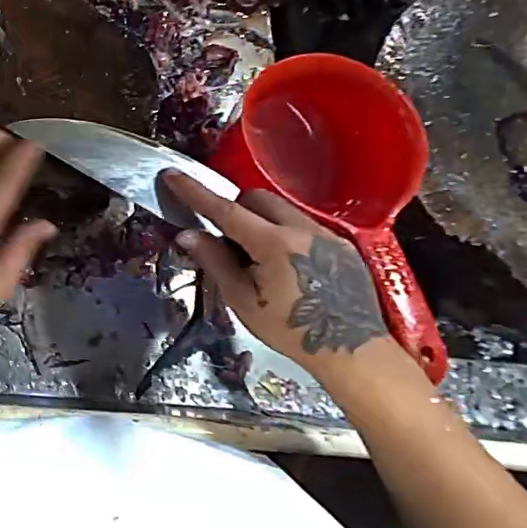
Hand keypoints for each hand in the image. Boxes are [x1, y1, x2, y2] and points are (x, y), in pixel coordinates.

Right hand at [163, 171, 424, 386]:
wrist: (352, 352)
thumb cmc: (290, 332)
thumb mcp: (242, 301)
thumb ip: (215, 262)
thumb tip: (187, 235)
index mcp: (273, 243)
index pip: (226, 209)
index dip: (195, 192)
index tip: (174, 175)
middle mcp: (302, 228)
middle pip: (256, 198)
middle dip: (235, 209)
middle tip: (227, 240)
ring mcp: (325, 234)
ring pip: (282, 208)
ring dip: (261, 220)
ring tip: (257, 257)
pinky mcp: (340, 244)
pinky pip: (303, 224)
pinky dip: (285, 232)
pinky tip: (286, 266)